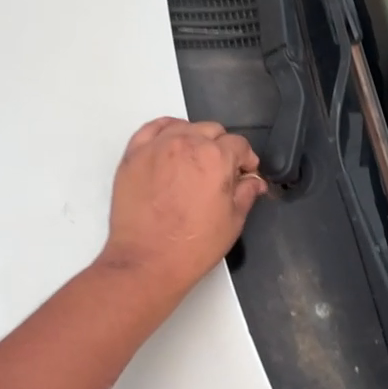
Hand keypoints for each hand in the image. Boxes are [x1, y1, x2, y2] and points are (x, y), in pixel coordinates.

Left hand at [100, 117, 268, 296]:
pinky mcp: (134, 155)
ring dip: (195, 139)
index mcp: (216, 158)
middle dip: (222, 147)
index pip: (239, 144)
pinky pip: (152, 129)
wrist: (148, 261)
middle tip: (222, 171)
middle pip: (212, 130)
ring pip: (184, 127)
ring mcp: (157, 147)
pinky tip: (172, 145)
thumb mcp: (233, 221)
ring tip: (195, 162)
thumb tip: (253, 182)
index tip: (245, 173)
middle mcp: (187, 144)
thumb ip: (245, 193)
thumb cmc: (192, 246)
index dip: (246, 160)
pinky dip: (166, 131)